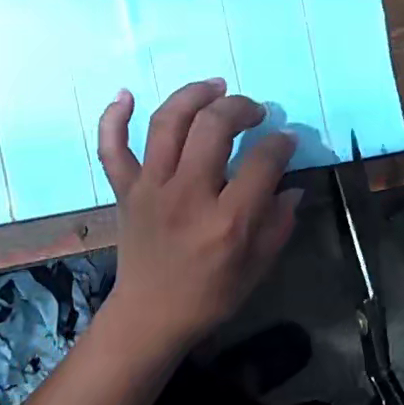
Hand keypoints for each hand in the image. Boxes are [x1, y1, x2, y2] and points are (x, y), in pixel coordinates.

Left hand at [98, 79, 301, 347]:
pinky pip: (111, 148)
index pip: (262, 161)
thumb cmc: (209, 297)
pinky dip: (113, 118)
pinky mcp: (126, 192)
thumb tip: (292, 187)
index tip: (286, 141)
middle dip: (241, 107)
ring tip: (215, 87)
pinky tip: (126, 94)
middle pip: (213, 127)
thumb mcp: (257, 268)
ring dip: (193, 95)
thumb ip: (278, 225)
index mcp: (227, 221)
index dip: (281, 143)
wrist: (150, 317)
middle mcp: (187, 195)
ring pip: (167, 123)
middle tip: (255, 111)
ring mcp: (150, 189)